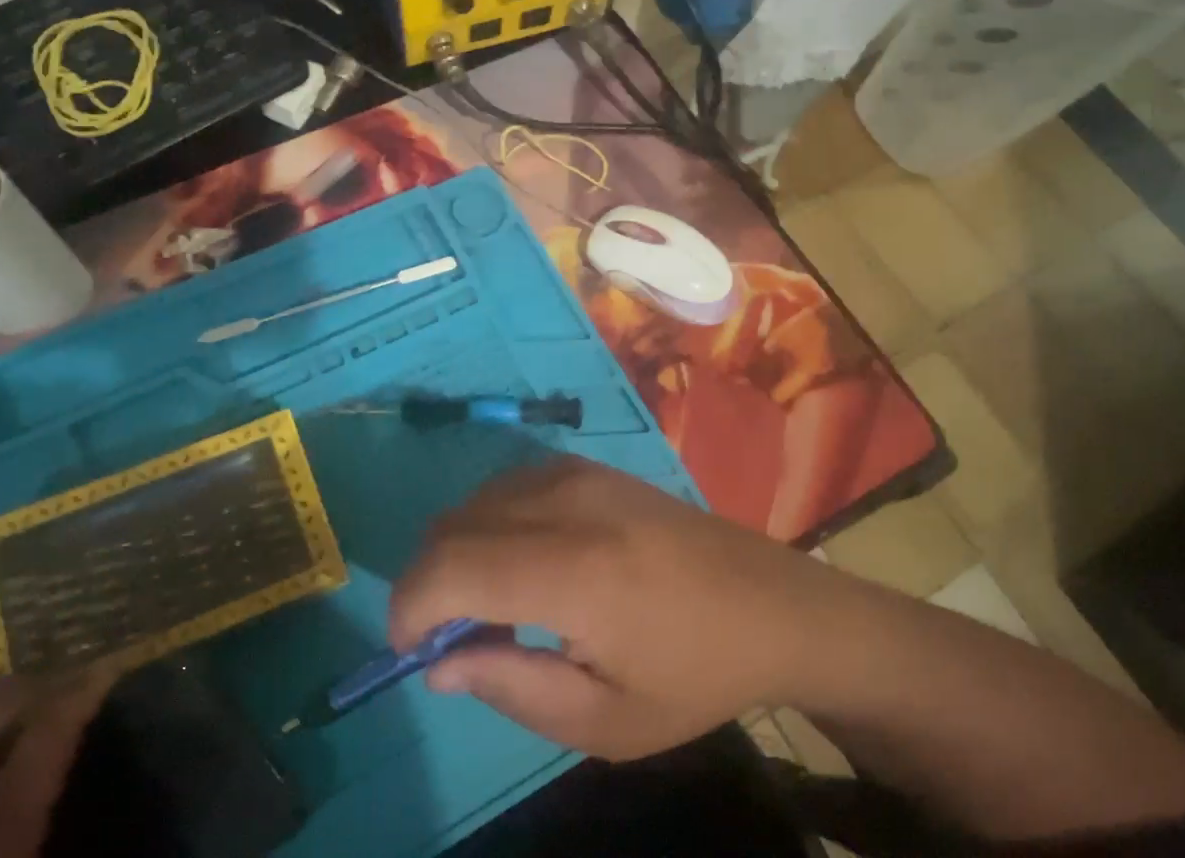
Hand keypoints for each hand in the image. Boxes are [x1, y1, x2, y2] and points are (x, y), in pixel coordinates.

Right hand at [389, 455, 826, 759]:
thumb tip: (438, 665)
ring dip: (457, 555)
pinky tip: (523, 564)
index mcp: (574, 572)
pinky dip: (487, 525)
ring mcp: (577, 474)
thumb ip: (511, 688)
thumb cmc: (695, 674)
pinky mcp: (587, 465)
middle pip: (450, 529)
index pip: (449, 569)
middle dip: (427, 586)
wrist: (774, 605)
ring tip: (498, 609)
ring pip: (471, 503)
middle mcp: (565, 505)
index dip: (410, 609)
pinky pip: (503, 486)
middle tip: (459, 641)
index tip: (414, 651)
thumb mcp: (605, 719)